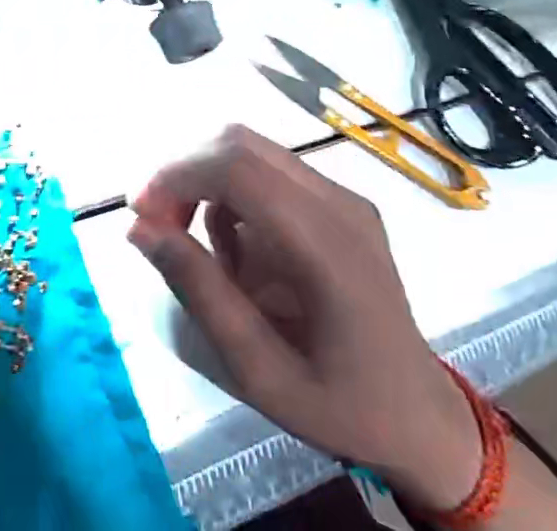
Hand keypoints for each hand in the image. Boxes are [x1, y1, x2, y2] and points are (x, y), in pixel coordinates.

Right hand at [127, 126, 481, 510]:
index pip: (239, 169)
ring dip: (207, 186)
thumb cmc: (338, 404)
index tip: (138, 216)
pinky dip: (233, 198)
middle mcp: (339, 203)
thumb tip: (139, 228)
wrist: (418, 412)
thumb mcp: (258, 370)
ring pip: (252, 152)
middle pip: (241, 144)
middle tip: (158, 227)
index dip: (176, 176)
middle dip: (184, 173)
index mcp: (327, 246)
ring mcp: (344, 198)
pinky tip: (239, 254)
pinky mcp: (340, 202)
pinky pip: (270, 174)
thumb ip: (199, 293)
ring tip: (205, 255)